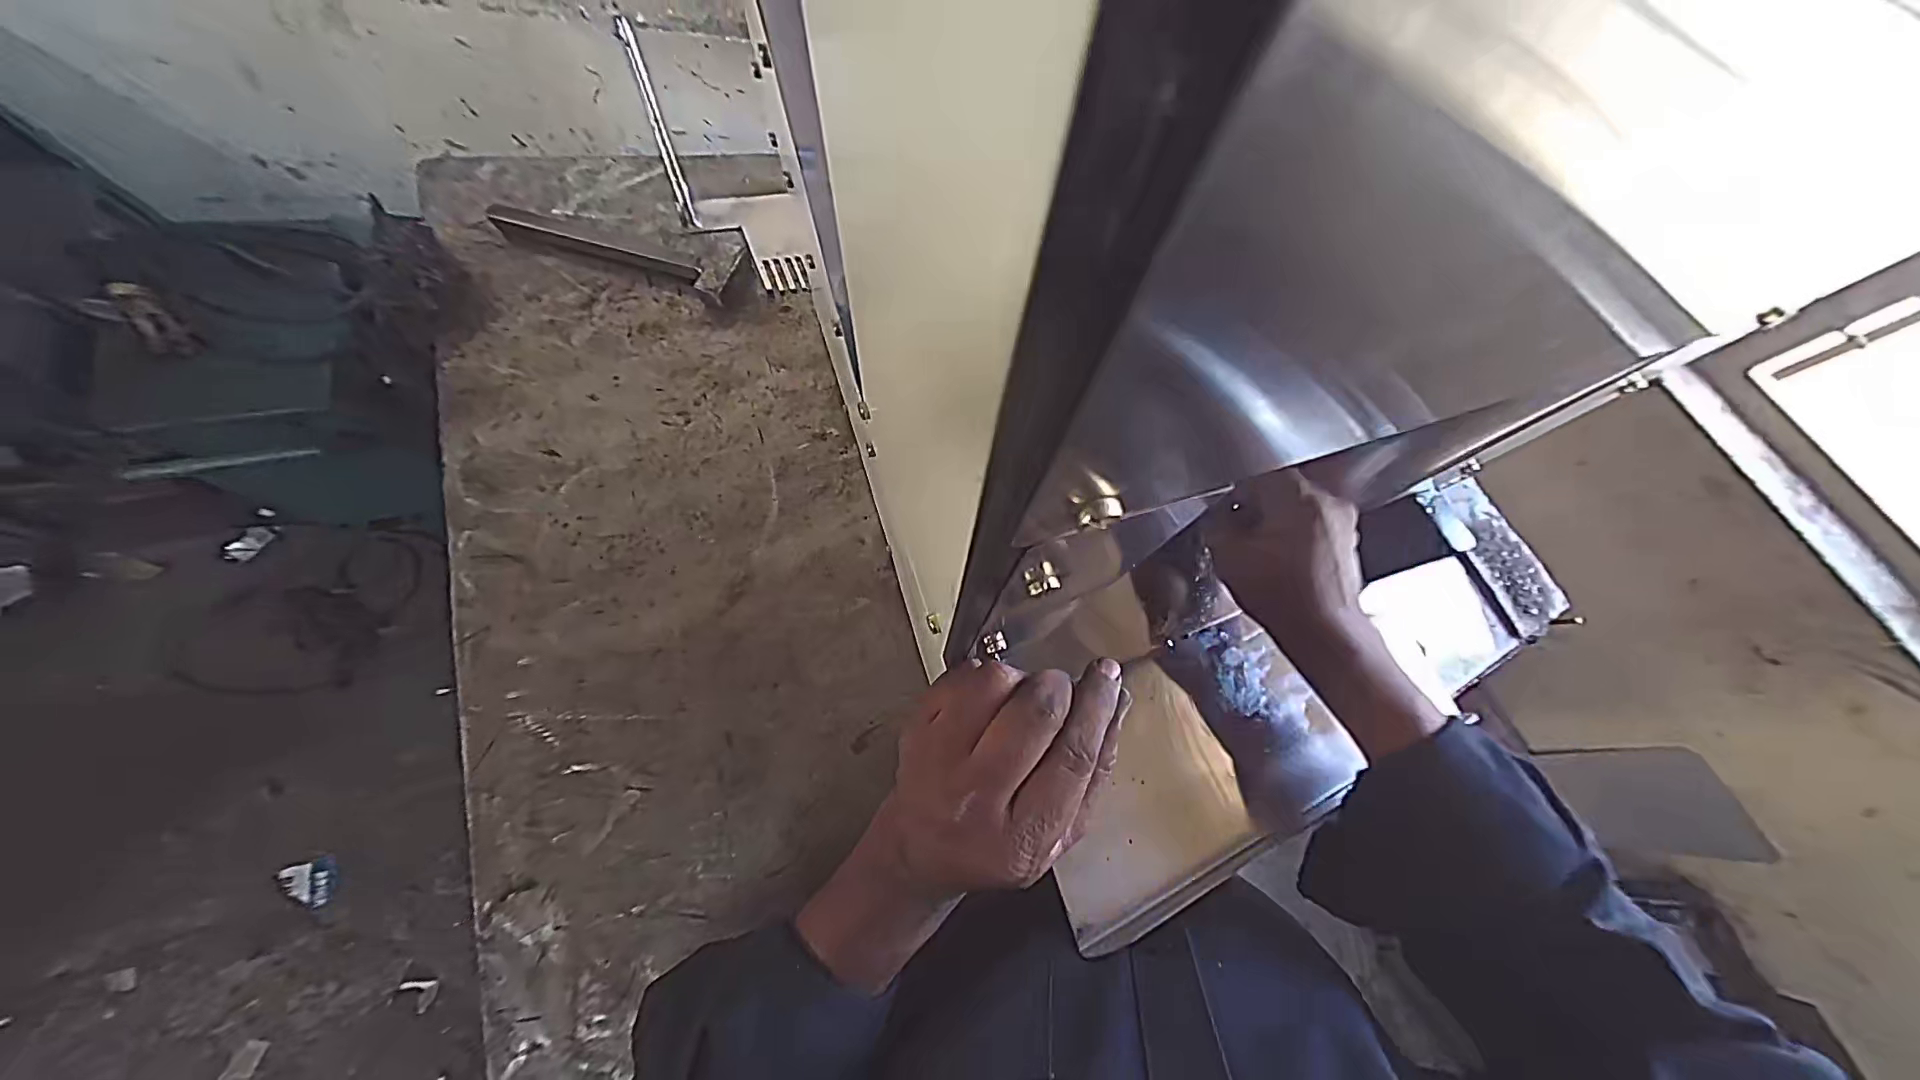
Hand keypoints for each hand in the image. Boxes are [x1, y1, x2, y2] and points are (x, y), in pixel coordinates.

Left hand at [795, 658, 1128, 991]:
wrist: (923, 850)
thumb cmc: (996, 842)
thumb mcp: (1058, 832)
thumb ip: (1095, 773)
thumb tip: (1117, 704)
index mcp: (1023, 836)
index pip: (1073, 757)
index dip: (1097, 708)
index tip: (1108, 677)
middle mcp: (976, 799)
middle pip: (1034, 714)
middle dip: (1058, 687)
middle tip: (1062, 689)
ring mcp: (938, 761)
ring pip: (993, 684)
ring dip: (1019, 677)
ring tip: (1020, 698)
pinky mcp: (916, 729)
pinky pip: (962, 677)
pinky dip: (984, 674)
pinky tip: (988, 699)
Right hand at [1206, 467, 1363, 636]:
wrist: (1324, 632)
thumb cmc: (1278, 591)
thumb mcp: (1227, 554)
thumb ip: (1217, 525)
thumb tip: (1219, 518)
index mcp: (1297, 494)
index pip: (1258, 475)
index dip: (1234, 494)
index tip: (1223, 513)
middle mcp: (1327, 501)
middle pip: (1282, 490)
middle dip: (1257, 509)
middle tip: (1238, 533)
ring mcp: (1344, 524)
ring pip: (1300, 510)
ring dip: (1278, 525)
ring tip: (1259, 552)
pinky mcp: (1349, 547)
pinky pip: (1315, 530)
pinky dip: (1296, 541)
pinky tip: (1280, 565)